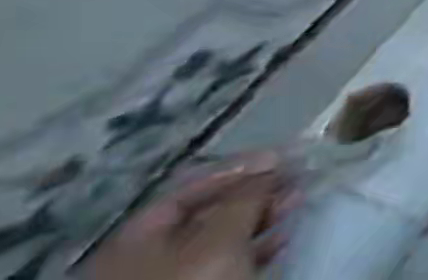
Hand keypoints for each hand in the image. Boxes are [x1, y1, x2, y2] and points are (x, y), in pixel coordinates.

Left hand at [85, 157, 293, 279]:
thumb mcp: (223, 237)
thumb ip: (247, 196)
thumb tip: (271, 170)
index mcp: (131, 244)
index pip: (187, 190)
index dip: (236, 170)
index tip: (282, 161)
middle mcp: (139, 264)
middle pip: (203, 215)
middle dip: (253, 195)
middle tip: (294, 182)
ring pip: (217, 241)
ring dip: (259, 219)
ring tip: (295, 205)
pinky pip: (222, 267)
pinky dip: (253, 249)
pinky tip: (281, 240)